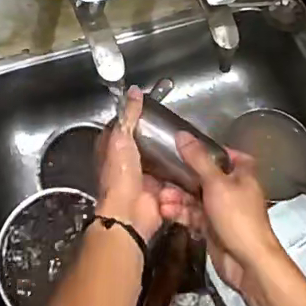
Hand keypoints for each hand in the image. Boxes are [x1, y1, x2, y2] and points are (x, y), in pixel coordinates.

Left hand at [95, 87, 189, 239]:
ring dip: (175, 162)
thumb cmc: (120, 176)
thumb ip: (129, 115)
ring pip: (164, 166)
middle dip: (162, 142)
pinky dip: (182, 180)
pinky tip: (193, 168)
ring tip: (190, 148)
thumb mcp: (122, 138)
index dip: (136, 119)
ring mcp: (145, 180)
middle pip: (148, 147)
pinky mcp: (160, 195)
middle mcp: (128, 165)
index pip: (124, 128)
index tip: (153, 110)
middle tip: (179, 131)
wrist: (130, 215)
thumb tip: (134, 90)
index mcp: (113, 150)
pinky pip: (175, 184)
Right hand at [176, 133, 284, 292]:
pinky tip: (165, 212)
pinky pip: (193, 215)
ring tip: (160, 199)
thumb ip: (198, 159)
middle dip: (181, 178)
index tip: (183, 148)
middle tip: (162, 176)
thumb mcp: (216, 183)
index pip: (223, 154)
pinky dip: (180, 213)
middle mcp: (232, 189)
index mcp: (241, 173)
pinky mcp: (212, 228)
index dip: (205, 150)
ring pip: (195, 197)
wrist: (249, 264)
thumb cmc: (238, 218)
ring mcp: (222, 210)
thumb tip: (182, 134)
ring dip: (177, 197)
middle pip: (203, 176)